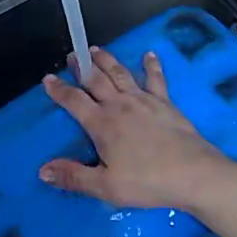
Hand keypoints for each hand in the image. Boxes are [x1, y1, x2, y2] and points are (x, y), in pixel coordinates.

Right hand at [39, 46, 236, 209]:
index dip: (59, 90)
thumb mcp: (106, 186)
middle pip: (96, 80)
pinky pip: (155, 78)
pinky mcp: (165, 102)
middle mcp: (120, 105)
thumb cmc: (147, 182)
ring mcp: (144, 100)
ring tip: (96, 49)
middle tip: (73, 55)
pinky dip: (151, 65)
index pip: (74, 101)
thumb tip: (43, 170)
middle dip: (81, 67)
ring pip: (120, 73)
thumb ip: (73, 176)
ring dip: (106, 59)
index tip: (48, 79)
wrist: (193, 173)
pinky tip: (149, 54)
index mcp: (102, 124)